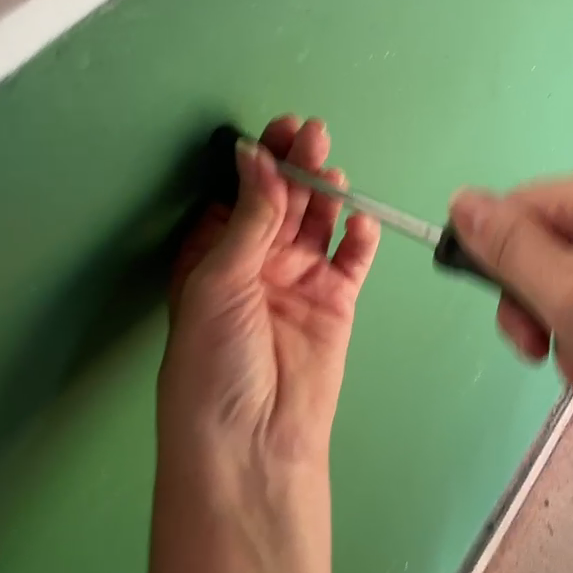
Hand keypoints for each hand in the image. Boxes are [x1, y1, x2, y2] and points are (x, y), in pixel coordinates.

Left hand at [150, 116, 378, 572]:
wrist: (252, 440)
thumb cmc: (215, 359)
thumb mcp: (220, 281)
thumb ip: (250, 216)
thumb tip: (256, 154)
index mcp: (214, 255)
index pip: (241, 195)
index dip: (259, 163)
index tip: (277, 132)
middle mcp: (257, 262)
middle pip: (282, 202)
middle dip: (297, 167)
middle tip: (311, 135)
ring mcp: (299, 279)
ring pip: (317, 222)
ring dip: (326, 194)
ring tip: (333, 168)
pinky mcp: (336, 300)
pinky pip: (350, 259)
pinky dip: (357, 239)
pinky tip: (358, 223)